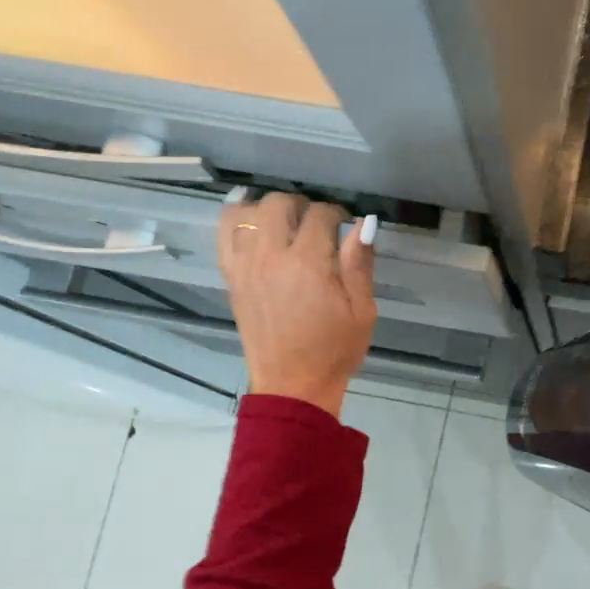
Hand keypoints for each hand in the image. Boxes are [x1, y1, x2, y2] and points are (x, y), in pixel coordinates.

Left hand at [217, 194, 376, 417]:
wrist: (293, 384)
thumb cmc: (335, 350)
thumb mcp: (362, 311)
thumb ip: (359, 264)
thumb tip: (365, 223)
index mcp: (309, 264)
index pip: (320, 214)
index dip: (337, 214)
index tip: (346, 225)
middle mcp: (271, 257)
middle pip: (279, 204)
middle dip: (302, 205)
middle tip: (316, 224)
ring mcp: (245, 265)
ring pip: (246, 212)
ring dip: (267, 209)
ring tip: (283, 221)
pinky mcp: (232, 276)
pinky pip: (224, 233)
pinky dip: (237, 219)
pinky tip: (251, 220)